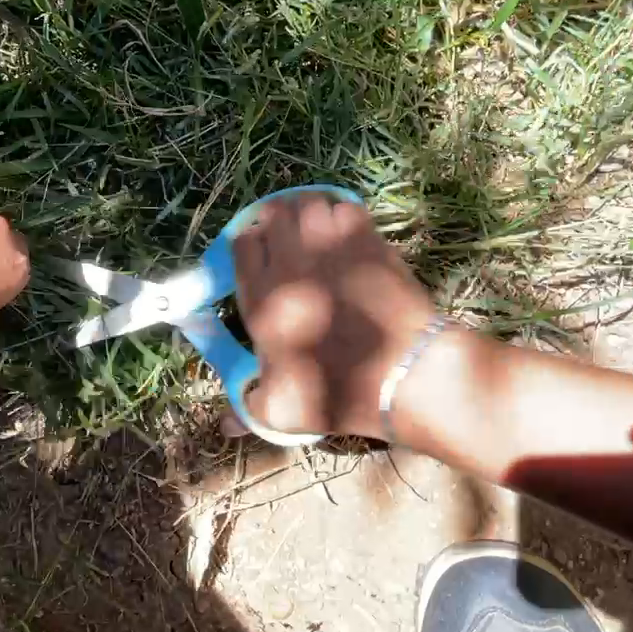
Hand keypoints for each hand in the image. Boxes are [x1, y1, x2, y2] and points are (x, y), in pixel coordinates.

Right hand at [232, 194, 435, 437]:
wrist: (409, 379)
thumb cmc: (340, 394)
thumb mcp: (282, 411)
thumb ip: (247, 410)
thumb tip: (223, 427)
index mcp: (260, 299)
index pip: (241, 244)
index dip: (247, 242)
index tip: (256, 253)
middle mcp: (288, 266)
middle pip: (270, 214)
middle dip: (272, 219)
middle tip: (284, 236)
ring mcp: (330, 250)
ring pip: (306, 204)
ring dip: (304, 211)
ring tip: (312, 226)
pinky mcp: (368, 244)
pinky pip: (345, 208)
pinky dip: (341, 213)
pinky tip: (345, 231)